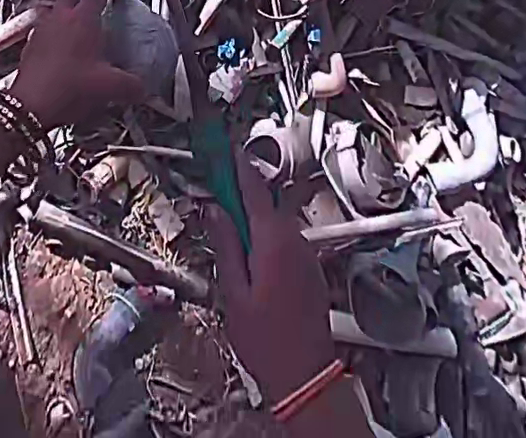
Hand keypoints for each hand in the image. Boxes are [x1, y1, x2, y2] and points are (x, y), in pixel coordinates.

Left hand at [10, 0, 144, 128]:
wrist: (30, 107)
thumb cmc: (67, 88)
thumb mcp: (109, 87)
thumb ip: (132, 85)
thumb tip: (141, 88)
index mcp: (82, 19)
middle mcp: (59, 19)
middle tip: (95, 6)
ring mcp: (41, 31)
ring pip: (53, 10)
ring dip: (65, 13)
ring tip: (77, 27)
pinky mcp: (29, 47)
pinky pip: (42, 30)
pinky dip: (53, 33)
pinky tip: (60, 49)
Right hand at [207, 153, 337, 402]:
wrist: (306, 377)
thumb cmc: (266, 340)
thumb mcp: (232, 290)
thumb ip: (224, 244)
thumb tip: (214, 210)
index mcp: (273, 240)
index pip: (254, 188)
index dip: (238, 166)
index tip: (225, 149)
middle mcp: (295, 239)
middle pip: (264, 203)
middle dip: (240, 198)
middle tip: (218, 201)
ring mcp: (306, 252)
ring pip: (275, 222)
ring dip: (253, 221)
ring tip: (231, 242)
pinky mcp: (311, 267)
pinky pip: (286, 239)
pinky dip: (267, 238)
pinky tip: (253, 261)